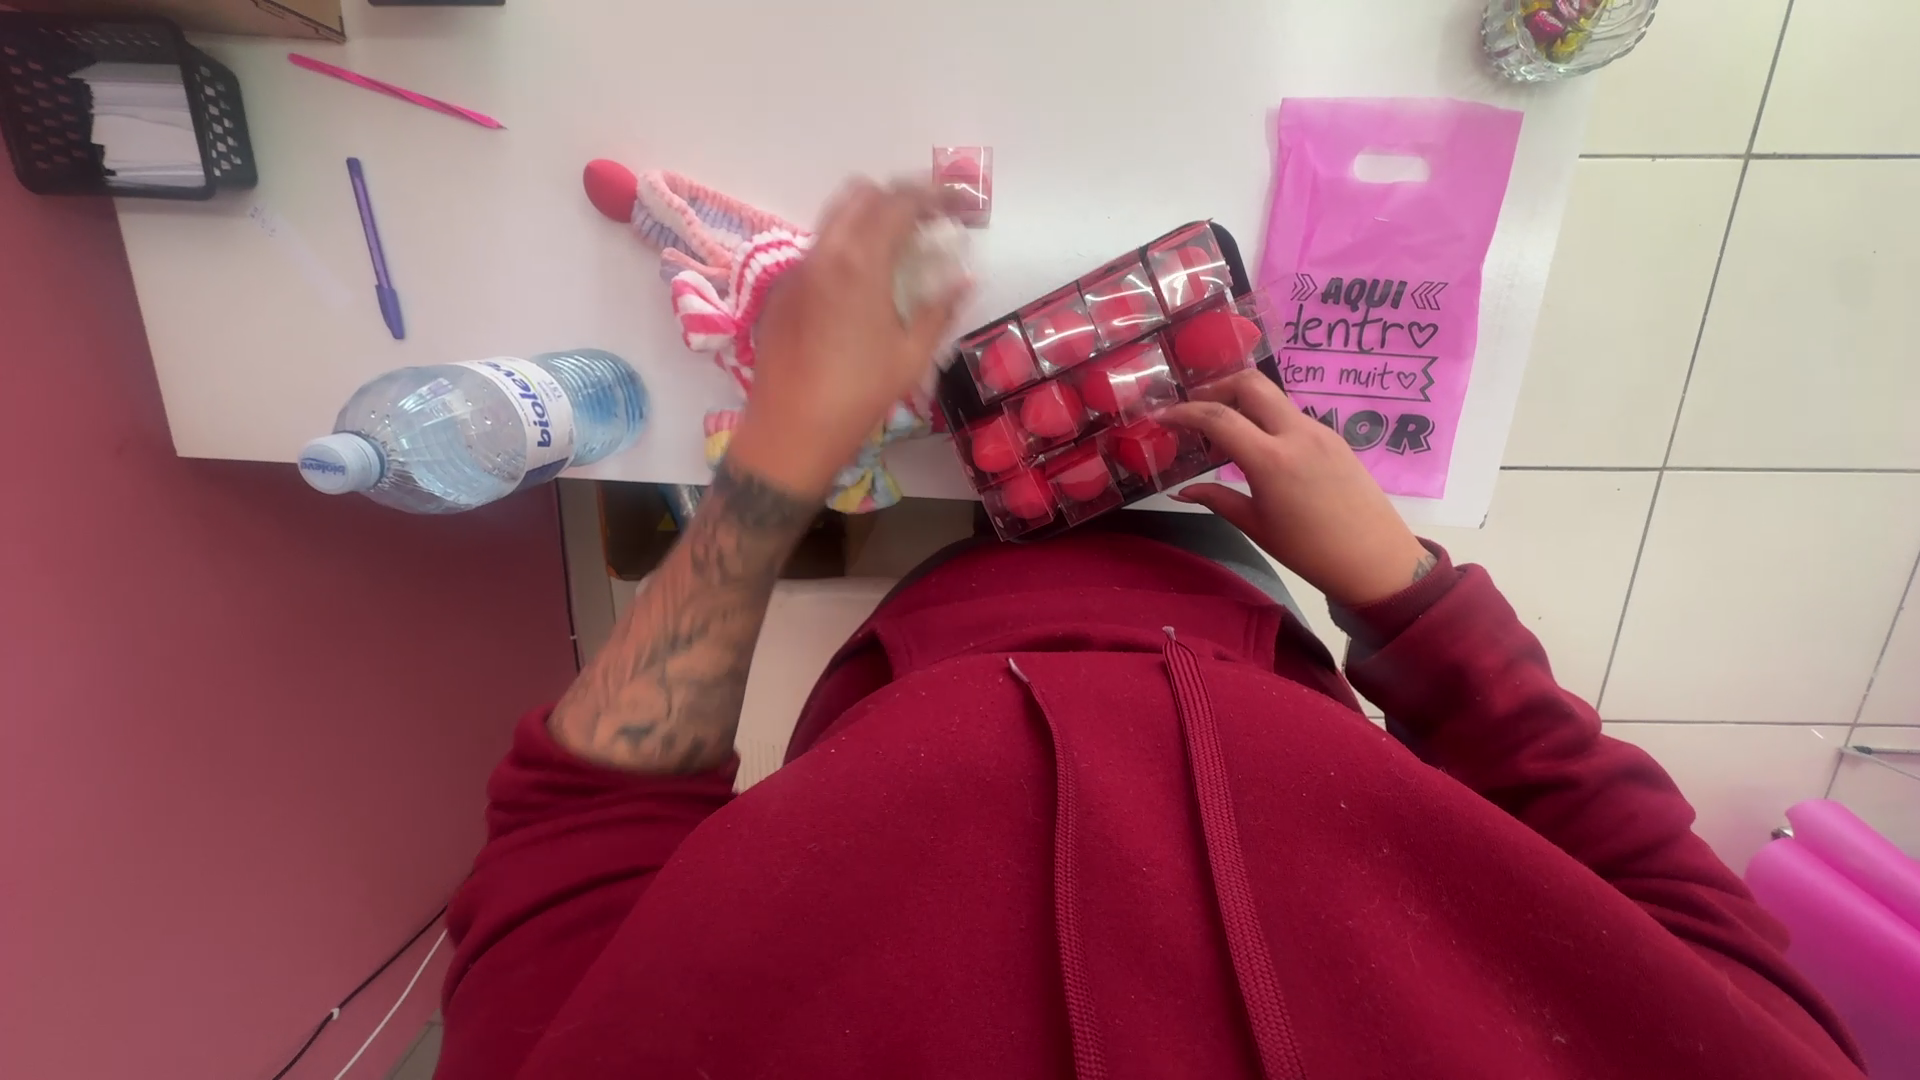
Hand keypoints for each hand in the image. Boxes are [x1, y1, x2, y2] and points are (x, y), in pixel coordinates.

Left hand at [726, 178, 966, 498]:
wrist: (790, 431)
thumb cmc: (859, 397)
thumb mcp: (911, 357)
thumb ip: (938, 309)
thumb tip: (964, 280)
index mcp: (861, 264)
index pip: (900, 202)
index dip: (935, 194)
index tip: (959, 204)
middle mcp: (824, 253)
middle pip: (861, 195)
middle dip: (898, 197)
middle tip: (927, 223)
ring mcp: (797, 270)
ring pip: (834, 220)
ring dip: (868, 220)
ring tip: (897, 251)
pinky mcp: (781, 292)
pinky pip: (818, 252)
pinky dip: (845, 250)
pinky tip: (860, 289)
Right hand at [1161, 370, 1432, 607]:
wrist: (1375, 559)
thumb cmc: (1308, 550)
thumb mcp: (1255, 525)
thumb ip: (1217, 498)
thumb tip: (1181, 491)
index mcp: (1271, 459)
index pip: (1218, 417)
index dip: (1184, 412)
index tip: (1162, 416)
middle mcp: (1296, 433)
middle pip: (1250, 383)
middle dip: (1215, 387)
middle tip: (1193, 408)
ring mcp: (1319, 431)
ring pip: (1272, 397)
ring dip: (1241, 403)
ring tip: (1220, 432)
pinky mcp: (1333, 438)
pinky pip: (1290, 416)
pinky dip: (1264, 419)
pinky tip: (1254, 446)